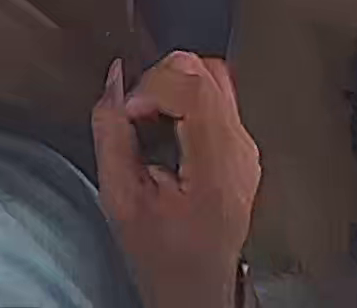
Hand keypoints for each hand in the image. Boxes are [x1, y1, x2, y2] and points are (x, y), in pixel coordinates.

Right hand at [92, 52, 260, 307]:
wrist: (198, 289)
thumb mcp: (119, 197)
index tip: (128, 109)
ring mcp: (246, 145)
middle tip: (136, 111)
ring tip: (150, 114)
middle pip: (201, 72)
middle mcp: (240, 150)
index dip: (150, 85)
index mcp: (217, 168)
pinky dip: (183, 91)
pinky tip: (166, 120)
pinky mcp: (242, 142)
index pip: (192, 87)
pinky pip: (216, 91)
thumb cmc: (162, 254)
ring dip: (171, 81)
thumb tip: (114, 77)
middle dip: (157, 80)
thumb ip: (110, 131)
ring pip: (211, 73)